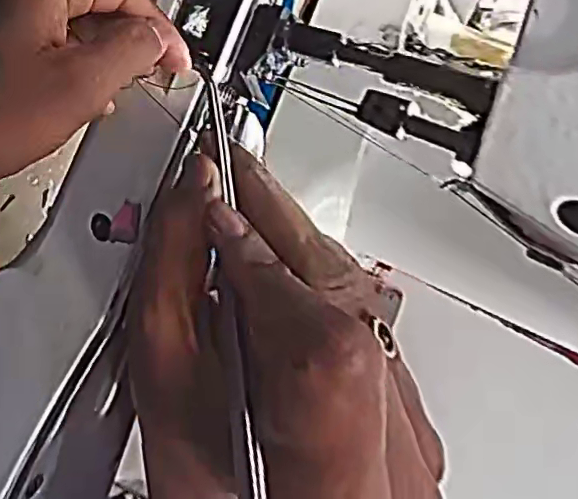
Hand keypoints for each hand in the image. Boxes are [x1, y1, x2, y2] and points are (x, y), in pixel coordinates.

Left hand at [0, 0, 191, 191]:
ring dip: (104, 49)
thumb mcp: (79, 85)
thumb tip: (155, 36)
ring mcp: (3, 3)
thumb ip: (131, 50)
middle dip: (131, 37)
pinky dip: (74, 55)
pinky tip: (84, 87)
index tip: (174, 58)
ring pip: (76, 17)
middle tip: (153, 72)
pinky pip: (50, 31)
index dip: (158, 25)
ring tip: (120, 86)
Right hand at [134, 151, 444, 498]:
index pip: (271, 244)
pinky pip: (354, 323)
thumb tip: (191, 196)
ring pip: (339, 281)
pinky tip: (268, 298)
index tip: (203, 164)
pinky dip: (306, 293)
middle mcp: (383, 378)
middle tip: (221, 169)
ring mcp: (406, 402)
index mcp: (322, 361)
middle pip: (317, 252)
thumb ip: (173, 270)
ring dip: (282, 246)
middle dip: (261, 204)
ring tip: (234, 228)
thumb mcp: (167, 379)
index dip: (229, 200)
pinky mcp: (410, 414)